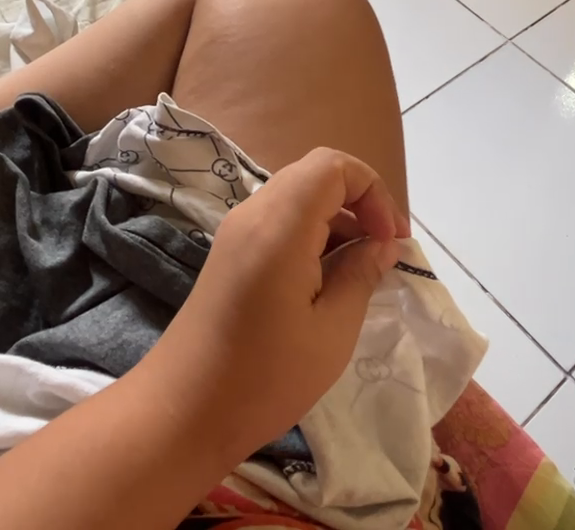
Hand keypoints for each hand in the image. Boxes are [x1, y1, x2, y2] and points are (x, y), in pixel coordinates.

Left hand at [137, 147, 404, 462]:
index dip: (373, 191)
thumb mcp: (331, 332)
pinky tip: (328, 279)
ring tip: (362, 271)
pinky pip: (279, 220)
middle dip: (359, 201)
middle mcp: (254, 213)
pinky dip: (312, 234)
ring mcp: (237, 231)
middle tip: (385, 251)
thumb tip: (381, 245)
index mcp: (279, 225)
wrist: (182, 409)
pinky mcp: (230, 251)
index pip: (333, 166)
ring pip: (298, 196)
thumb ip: (360, 275)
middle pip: (315, 174)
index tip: (391, 241)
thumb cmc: (264, 377)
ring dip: (337, 219)